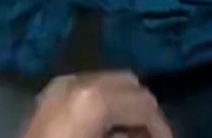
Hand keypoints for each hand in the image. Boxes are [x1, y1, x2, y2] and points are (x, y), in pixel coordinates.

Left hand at [20, 72, 172, 137]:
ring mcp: (61, 84)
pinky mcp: (50, 94)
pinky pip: (88, 90)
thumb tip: (149, 132)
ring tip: (131, 133)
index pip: (143, 101)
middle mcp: (79, 79)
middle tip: (152, 136)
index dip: (160, 125)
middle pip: (129, 83)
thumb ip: (131, 136)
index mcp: (93, 97)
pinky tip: (106, 129)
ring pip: (109, 82)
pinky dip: (103, 106)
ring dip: (124, 105)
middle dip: (143, 111)